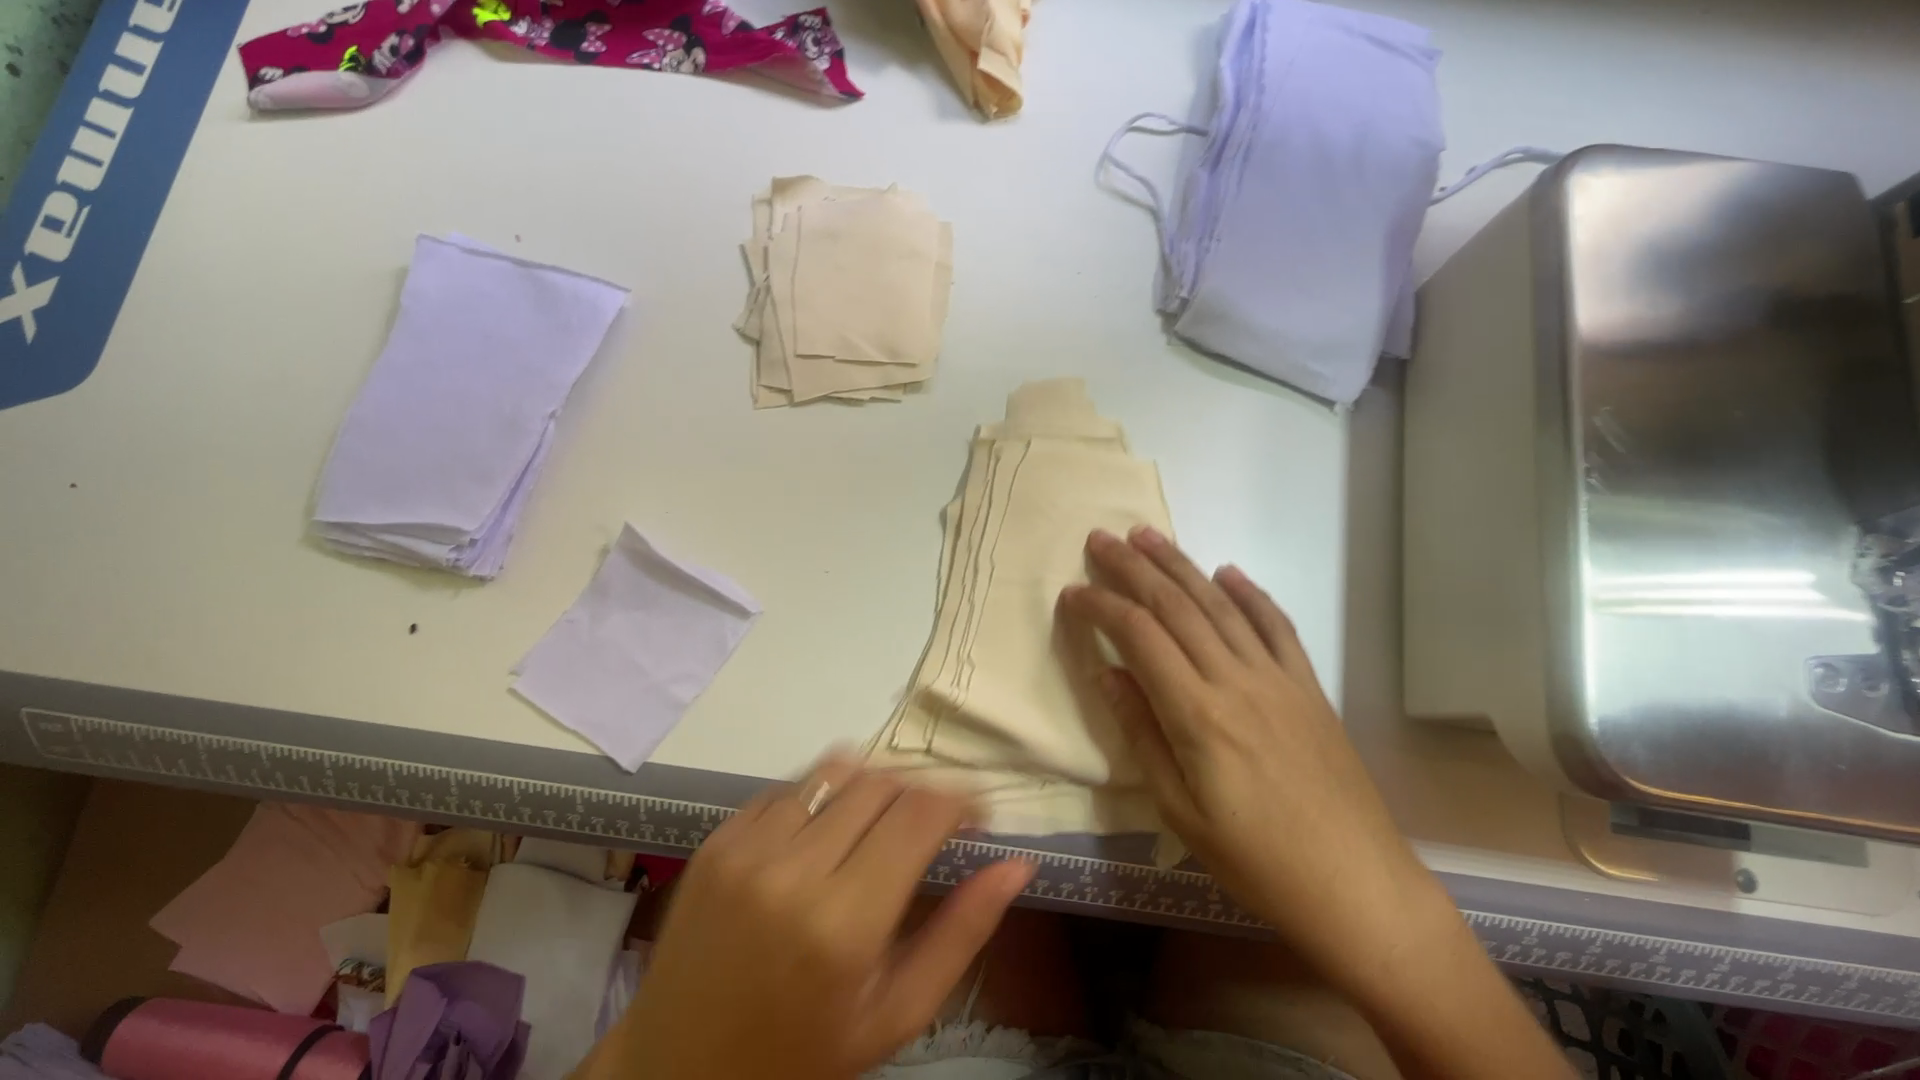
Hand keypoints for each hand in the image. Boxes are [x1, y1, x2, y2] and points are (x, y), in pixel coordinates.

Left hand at [588, 755, 1034, 1079]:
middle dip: (920, 792)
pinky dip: (820, 795)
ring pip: (833, 771)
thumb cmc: (804, 1051)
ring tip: (882, 823)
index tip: (977, 815)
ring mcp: (745, 849)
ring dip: (872, 785)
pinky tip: (825, 834)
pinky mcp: (716, 839)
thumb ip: (961, 934)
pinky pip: (786, 787)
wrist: (681, 1066)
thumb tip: (1016, 865)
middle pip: (881, 782)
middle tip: (932, 825)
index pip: (920, 814)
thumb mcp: (897, 1014)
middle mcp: (791, 870)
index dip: (961, 800)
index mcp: (844, 922)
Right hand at [1061, 529, 1576, 1079]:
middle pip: (1178, 607)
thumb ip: (1143, 734)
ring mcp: (1279, 679)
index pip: (1139, 637)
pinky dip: (1250, 594)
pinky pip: (1276, 626)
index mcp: (1198, 713)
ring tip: (1149, 536)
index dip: (1101, 608)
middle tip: (1101, 538)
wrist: (1354, 881)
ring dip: (1182, 566)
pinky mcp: (1309, 687)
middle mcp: (1237, 680)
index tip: (1071, 593)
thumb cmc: (1255, 859)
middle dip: (1134, 569)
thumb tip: (1109, 673)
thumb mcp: (1180, 810)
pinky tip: (1229, 572)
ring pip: (1221, 605)